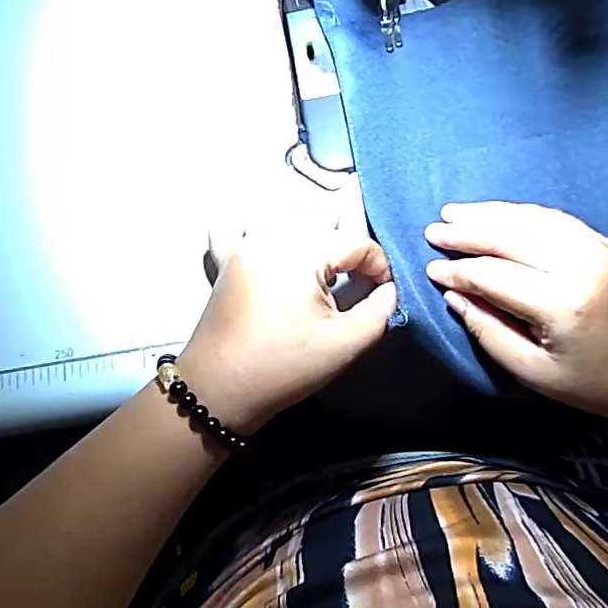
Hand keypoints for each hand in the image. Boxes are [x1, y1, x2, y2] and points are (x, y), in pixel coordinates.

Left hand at [177, 217, 397, 432]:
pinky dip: (256, 227)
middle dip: (350, 250)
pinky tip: (271, 249)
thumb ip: (381, 309)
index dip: (380, 267)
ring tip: (323, 273)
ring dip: (314, 235)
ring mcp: (243, 243)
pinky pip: (239, 223)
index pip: (357, 242)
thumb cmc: (284, 368)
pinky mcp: (226, 258)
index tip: (383, 294)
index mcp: (301, 252)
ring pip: (289, 216)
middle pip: (327, 221)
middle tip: (358, 285)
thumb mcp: (347, 343)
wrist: (219, 391)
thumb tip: (389, 288)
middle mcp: (270, 235)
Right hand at [424, 201, 607, 433]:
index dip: (459, 272)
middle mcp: (580, 264)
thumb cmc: (597, 385)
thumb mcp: (535, 373)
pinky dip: (522, 214)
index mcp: (561, 303)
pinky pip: (556, 219)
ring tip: (457, 213)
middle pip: (511, 236)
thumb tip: (455, 296)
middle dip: (468, 232)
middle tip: (434, 230)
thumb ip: (490, 331)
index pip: (494, 275)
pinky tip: (500, 216)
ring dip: (491, 214)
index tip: (432, 270)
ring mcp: (598, 248)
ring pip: (533, 219)